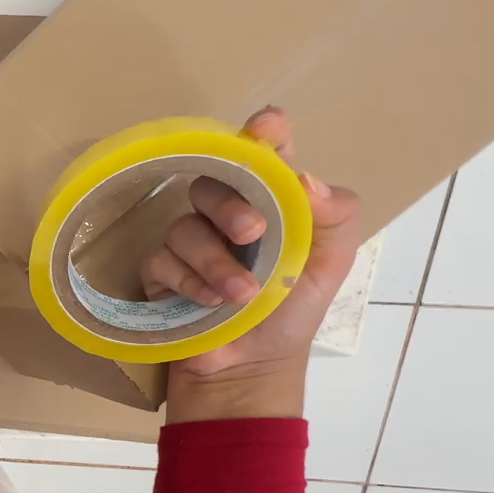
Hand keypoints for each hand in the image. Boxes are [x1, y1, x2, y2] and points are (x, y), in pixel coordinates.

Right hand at [140, 108, 363, 421]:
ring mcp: (188, 242)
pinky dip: (189, 283)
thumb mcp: (332, 261)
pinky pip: (161, 263)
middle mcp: (226, 214)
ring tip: (240, 296)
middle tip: (254, 234)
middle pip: (210, 182)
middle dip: (230, 206)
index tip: (265, 128)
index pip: (264, 152)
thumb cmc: (292, 311)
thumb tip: (302, 180)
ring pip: (184, 229)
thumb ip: (335, 215)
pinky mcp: (158, 273)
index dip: (262, 133)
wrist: (248, 363)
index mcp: (273, 200)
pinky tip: (208, 303)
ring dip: (215, 263)